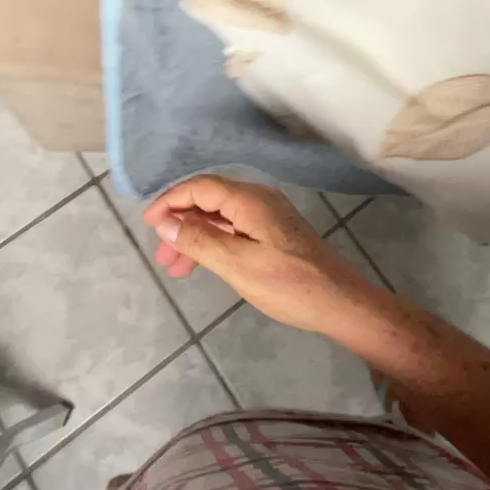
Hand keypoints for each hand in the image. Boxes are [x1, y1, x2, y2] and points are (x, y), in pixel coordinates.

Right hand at [143, 176, 388, 334]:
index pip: (200, 187)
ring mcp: (268, 215)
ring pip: (221, 216)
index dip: (171, 201)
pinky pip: (235, 228)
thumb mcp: (237, 265)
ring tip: (178, 267)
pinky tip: (206, 263)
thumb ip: (199, 241)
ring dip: (196, 236)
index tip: (149, 223)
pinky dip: (215, 243)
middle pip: (209, 200)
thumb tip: (166, 222)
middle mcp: (258, 199)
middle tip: (163, 256)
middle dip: (181, 223)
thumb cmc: (289, 284)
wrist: (340, 302)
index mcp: (250, 200)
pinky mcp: (275, 232)